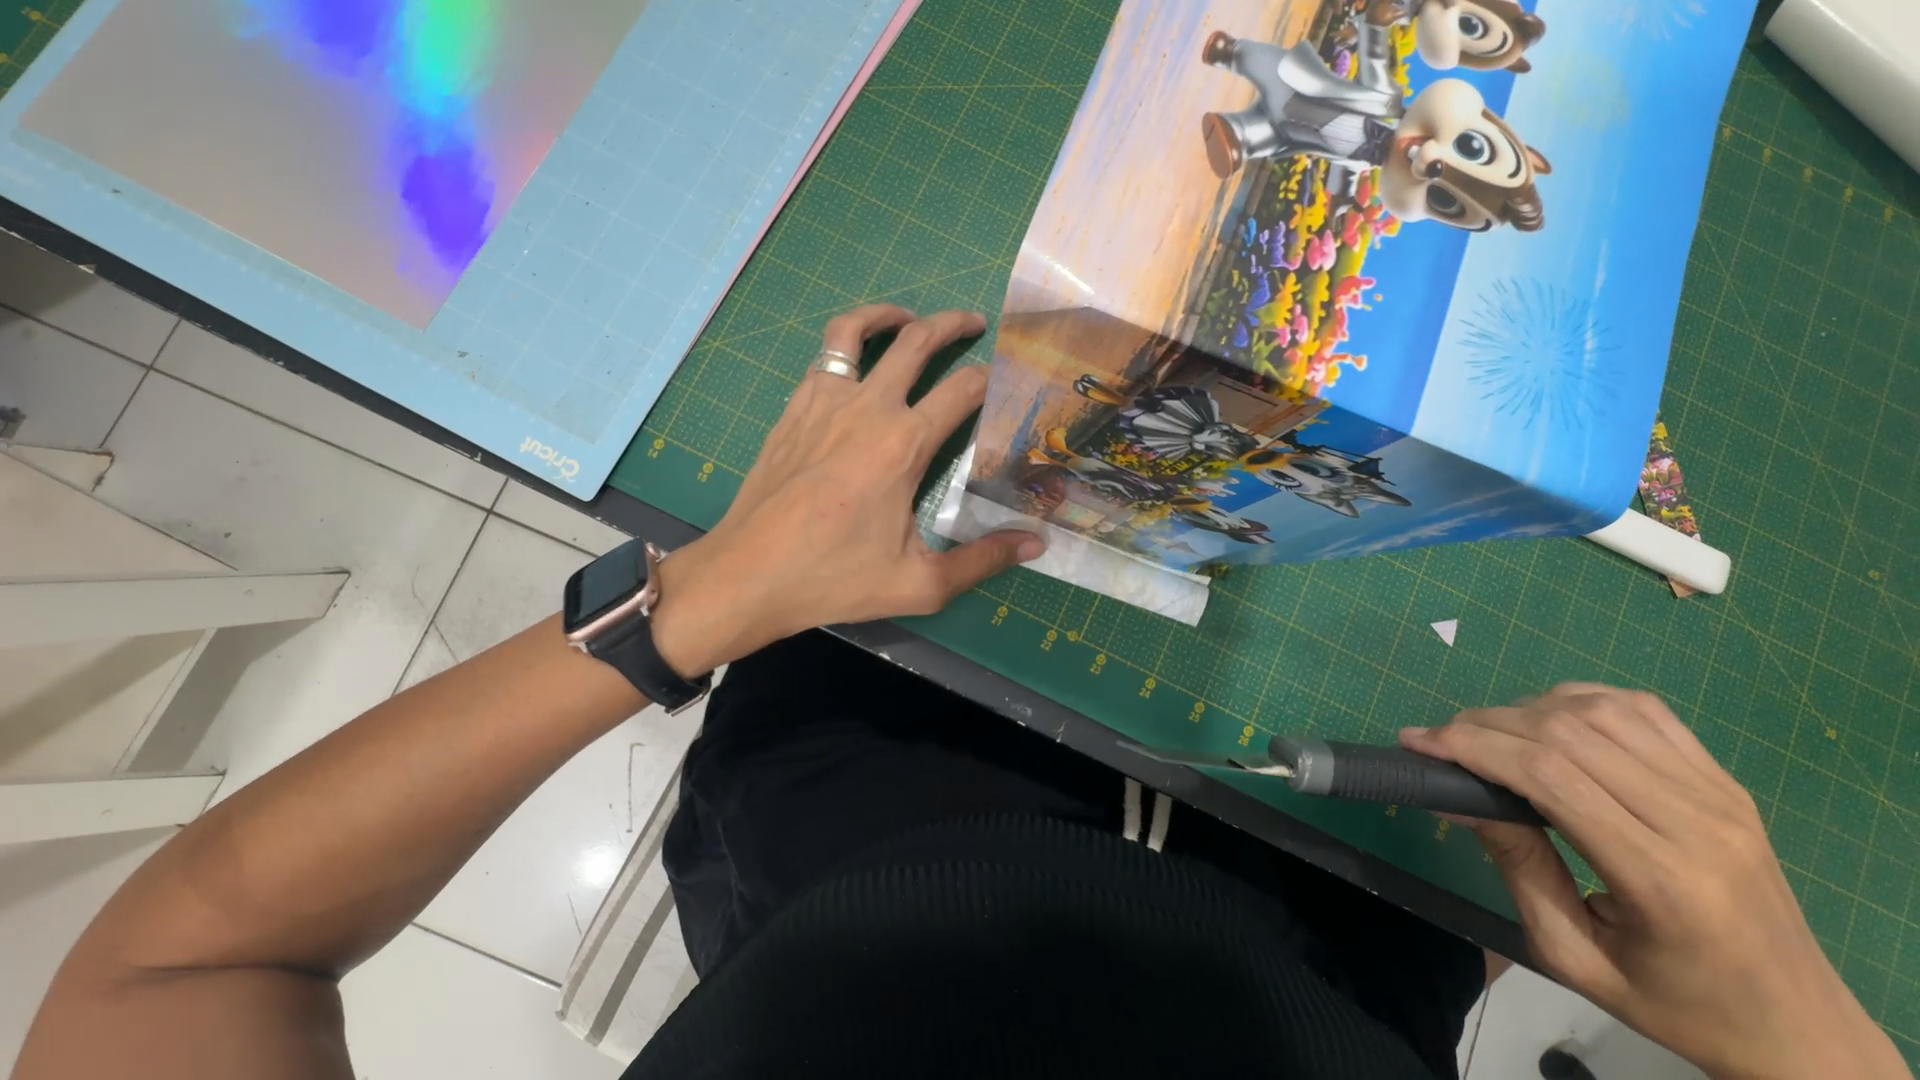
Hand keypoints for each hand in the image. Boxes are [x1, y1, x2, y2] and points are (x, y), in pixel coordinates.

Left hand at [648, 305, 1042, 675]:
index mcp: (904, 444)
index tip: (1010, 376)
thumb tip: (1037, 544)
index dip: (994, 376)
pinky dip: (847, 349)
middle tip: (974, 323)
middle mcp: (867, 408)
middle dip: (952, 323)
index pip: (965, 388)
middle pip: (916, 340)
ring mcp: (822, 403)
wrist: (749, 574)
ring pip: (854, 331)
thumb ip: (982, 560)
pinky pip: (823, 359)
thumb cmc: (835, 578)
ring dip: (888, 316)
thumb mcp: (920, 584)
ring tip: (908, 320)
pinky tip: (855, 373)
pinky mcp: (791, 410)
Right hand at [1402, 685, 1908, 1079]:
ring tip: (1489, 734)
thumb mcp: (1574, 957)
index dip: (1473, 746)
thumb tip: (1456, 799)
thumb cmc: (1674, 1003)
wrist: (1795, 1025)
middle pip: (1570, 734)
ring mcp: (1720, 794)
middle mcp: (1698, 820)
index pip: (1549, 776)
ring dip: (1529, 708)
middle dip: (1487, 724)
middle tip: (1440, 739)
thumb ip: (1518, 868)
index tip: (1417, 741)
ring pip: (1604, 711)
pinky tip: (1548, 719)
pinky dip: (1581, 700)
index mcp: (1662, 878)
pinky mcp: (1727, 782)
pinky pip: (1644, 711)